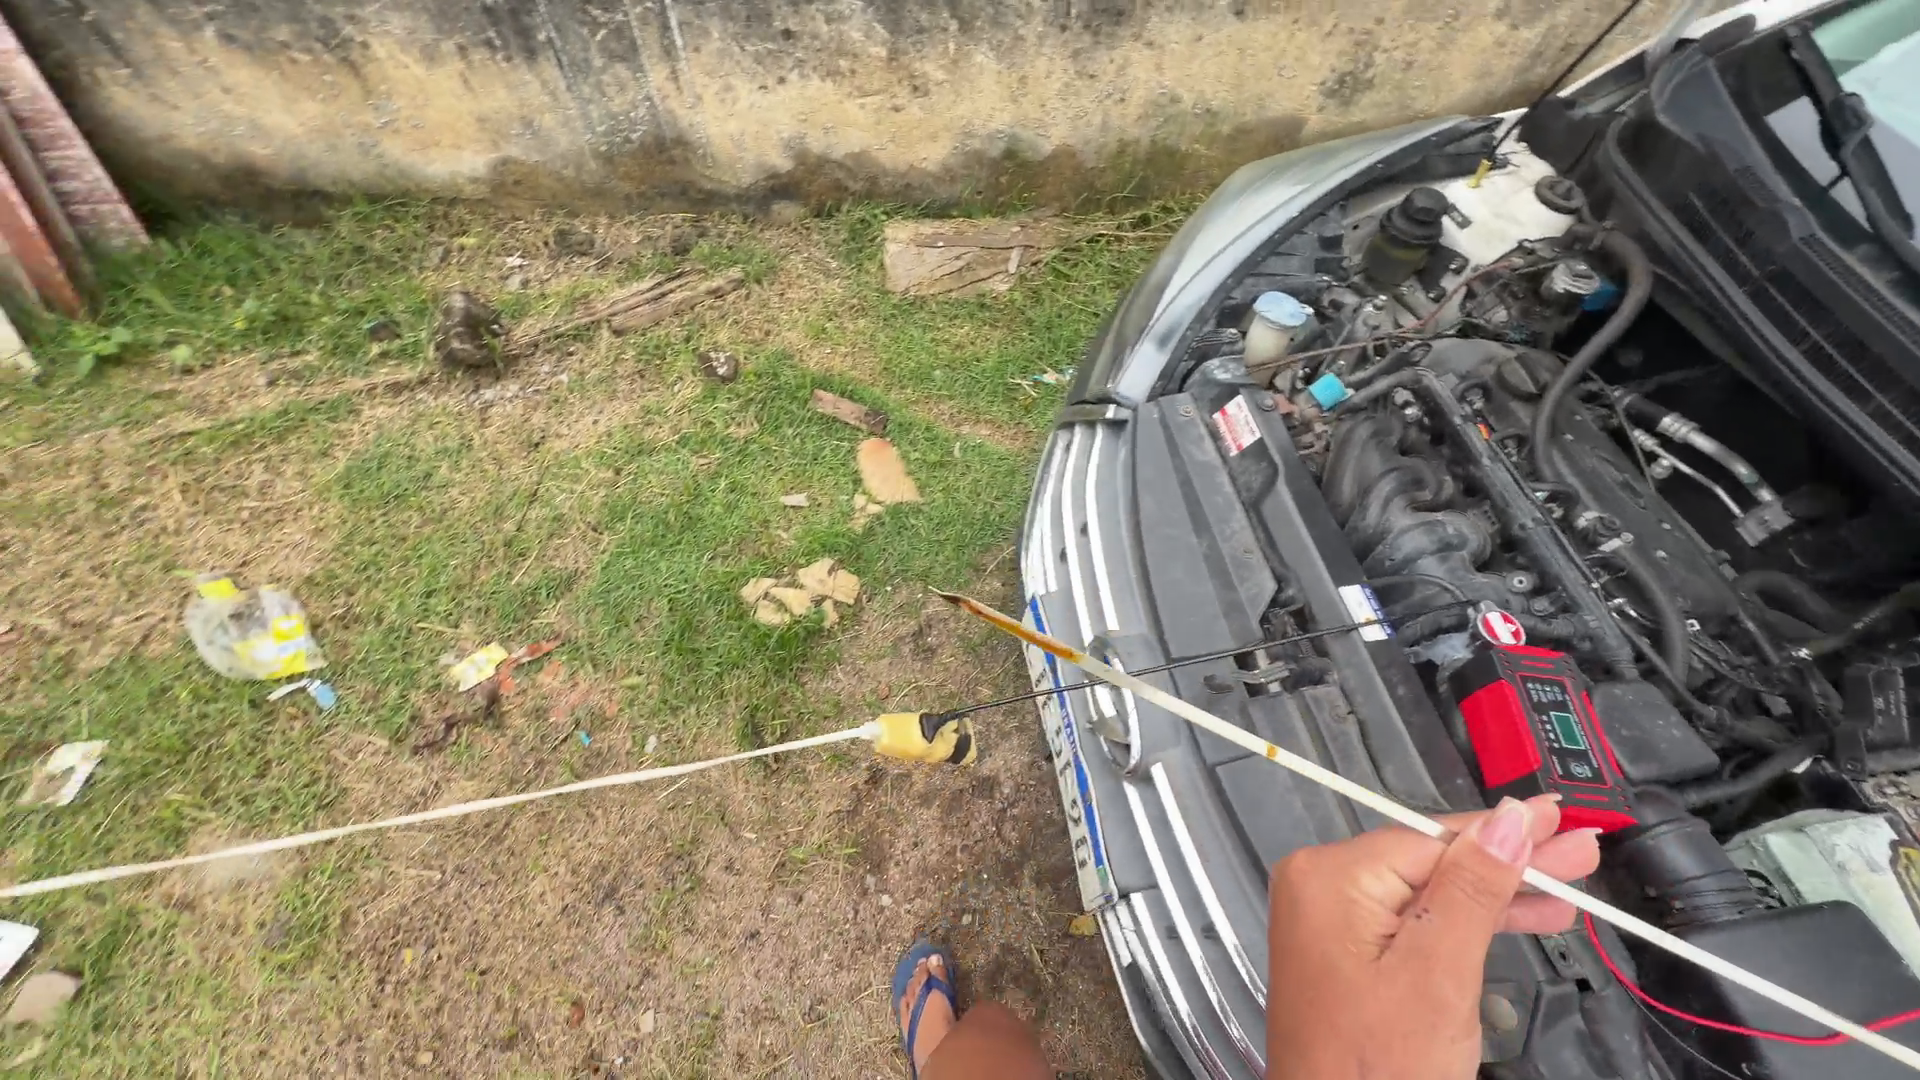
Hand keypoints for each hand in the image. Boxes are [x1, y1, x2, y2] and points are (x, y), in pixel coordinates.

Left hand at [1265, 795, 1601, 1079]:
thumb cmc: (1376, 1066)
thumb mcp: (1436, 976)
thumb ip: (1471, 892)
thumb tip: (1508, 821)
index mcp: (1330, 874)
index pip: (1430, 837)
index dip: (1504, 830)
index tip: (1562, 815)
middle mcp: (1320, 881)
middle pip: (1430, 858)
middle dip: (1507, 858)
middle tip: (1579, 847)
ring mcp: (1330, 913)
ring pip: (1426, 888)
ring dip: (1495, 890)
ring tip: (1566, 884)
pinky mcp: (1345, 944)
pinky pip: (1411, 917)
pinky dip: (1463, 919)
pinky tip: (1518, 915)